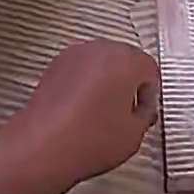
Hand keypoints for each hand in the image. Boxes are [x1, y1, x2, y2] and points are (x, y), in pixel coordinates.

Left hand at [0, 40, 158, 187]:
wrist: (43, 145)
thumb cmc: (89, 139)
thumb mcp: (133, 135)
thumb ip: (145, 115)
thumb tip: (141, 110)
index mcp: (127, 60)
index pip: (149, 69)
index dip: (149, 94)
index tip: (142, 112)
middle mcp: (102, 48)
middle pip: (125, 60)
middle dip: (128, 83)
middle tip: (125, 112)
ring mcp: (77, 53)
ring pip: (102, 62)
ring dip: (106, 80)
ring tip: (100, 113)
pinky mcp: (57, 62)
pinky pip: (81, 68)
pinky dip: (85, 82)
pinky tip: (81, 109)